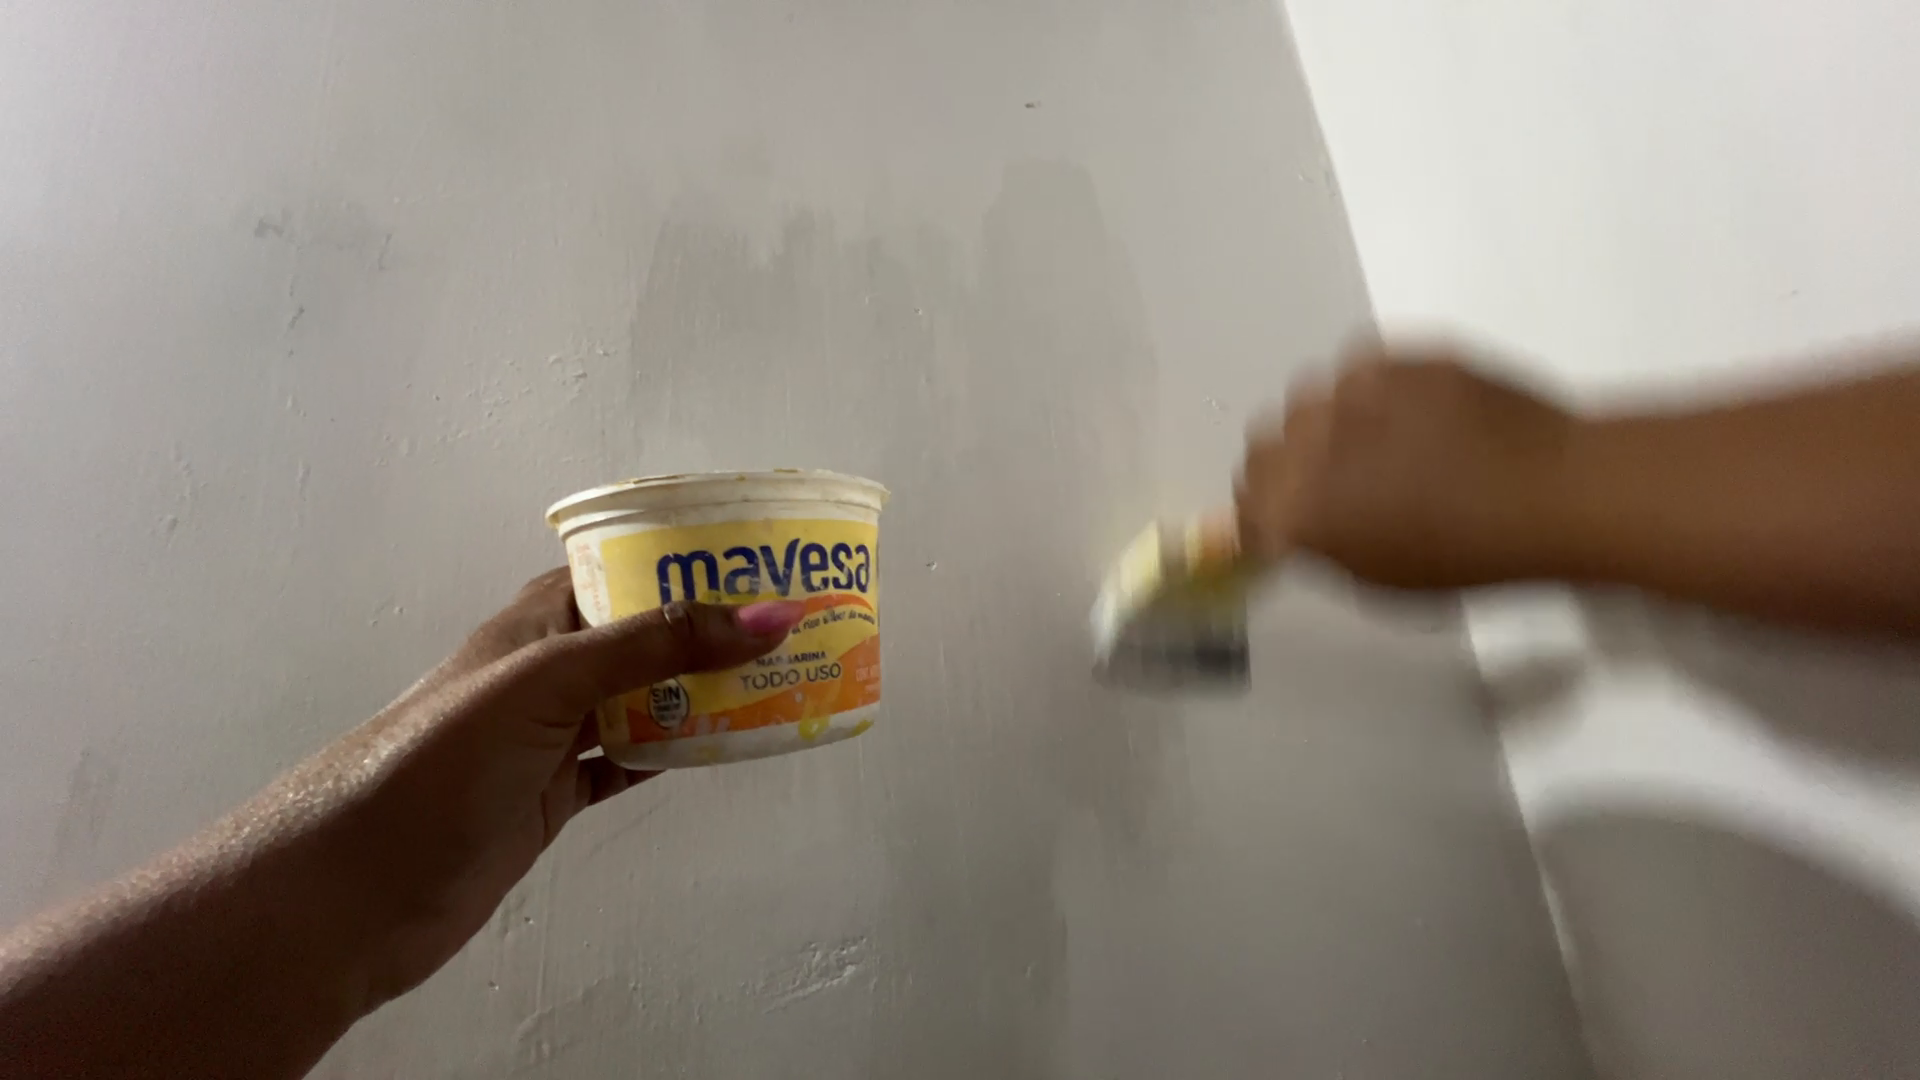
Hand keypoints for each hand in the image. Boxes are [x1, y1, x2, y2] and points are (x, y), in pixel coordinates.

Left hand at [0, 571, 803, 1079]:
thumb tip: (773, 616)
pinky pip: (638, 756)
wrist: (345, 899)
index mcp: (540, 620)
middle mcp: (552, 668)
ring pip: (650, 697)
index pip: (622, 568)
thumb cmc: (440, 761)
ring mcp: (557, 732)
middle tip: (786, 624)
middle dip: (711, 628)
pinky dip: (679, 749)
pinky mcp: (562, 789)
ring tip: (777, 680)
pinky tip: (726, 745)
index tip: (755, 558)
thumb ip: (659, 645)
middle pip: (647, 634)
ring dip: (704, 691)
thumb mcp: (552, 680)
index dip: (685, 558)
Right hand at [1236, 339, 1576, 589]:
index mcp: (1298, 511)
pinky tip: (1411, 410)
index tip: (1292, 521)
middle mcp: (1306, 449)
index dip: (1265, 514)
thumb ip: (1314, 547)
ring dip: (1323, 424)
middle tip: (1336, 480)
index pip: (1244, 504)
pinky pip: (1352, 370)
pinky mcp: (1389, 359)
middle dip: (1286, 467)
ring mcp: (1346, 397)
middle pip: (1262, 450)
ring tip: (1377, 438)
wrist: (1556, 491)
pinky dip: (1367, 391)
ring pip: (1302, 404)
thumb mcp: (1374, 578)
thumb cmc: (1466, 555)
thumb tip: (1283, 527)